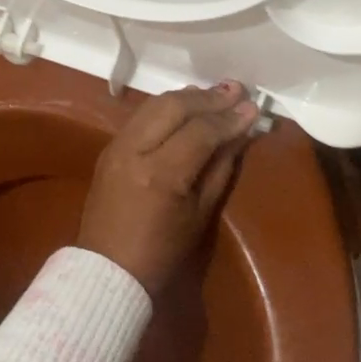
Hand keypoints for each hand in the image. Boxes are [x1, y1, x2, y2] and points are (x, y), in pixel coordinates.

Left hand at [77, 82, 261, 294]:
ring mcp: (116, 147)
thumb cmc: (161, 253)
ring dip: (186, 98)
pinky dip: (165, 108)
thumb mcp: (200, 214)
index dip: (229, 118)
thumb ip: (220, 168)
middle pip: (174, 107)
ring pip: (153, 106)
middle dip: (208, 98)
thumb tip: (240, 134)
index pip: (201, 132)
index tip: (253, 108)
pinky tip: (186, 106)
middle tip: (236, 91)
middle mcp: (134, 151)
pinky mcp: (108, 149)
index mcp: (160, 174)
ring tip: (215, 95)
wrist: (107, 270)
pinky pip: (140, 117)